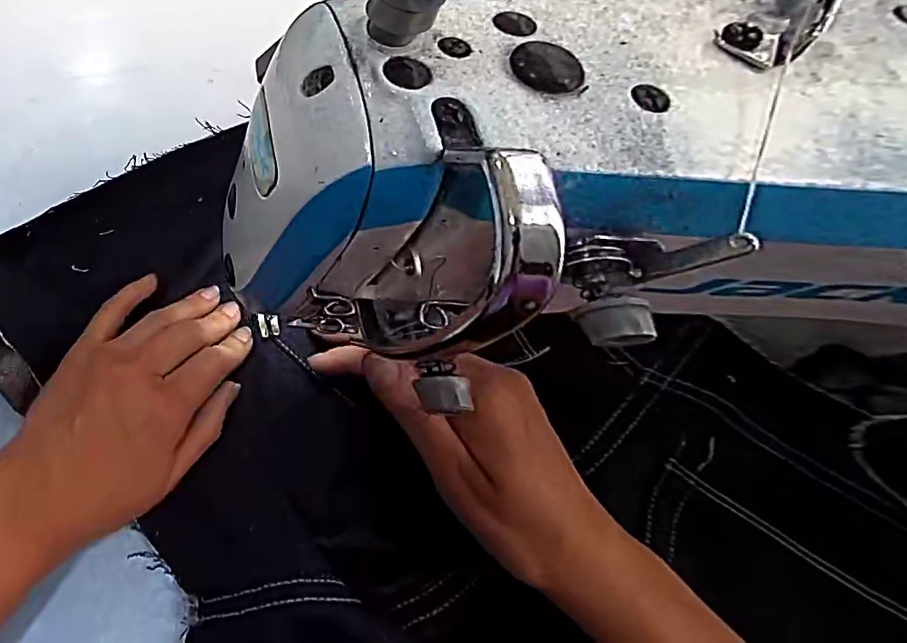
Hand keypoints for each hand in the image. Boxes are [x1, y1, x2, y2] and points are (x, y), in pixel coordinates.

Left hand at [0, 276, 252, 557]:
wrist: (36, 494)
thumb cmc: (108, 494)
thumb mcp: (169, 476)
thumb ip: (206, 429)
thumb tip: (231, 387)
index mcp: (167, 408)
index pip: (212, 363)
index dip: (233, 347)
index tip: (246, 335)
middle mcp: (142, 372)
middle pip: (189, 335)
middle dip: (217, 320)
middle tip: (234, 309)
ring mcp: (110, 355)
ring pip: (159, 319)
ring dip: (188, 304)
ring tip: (209, 294)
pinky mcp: (84, 348)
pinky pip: (112, 310)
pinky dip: (133, 291)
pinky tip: (152, 280)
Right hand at [307, 347, 620, 591]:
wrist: (582, 551)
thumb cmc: (516, 523)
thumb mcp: (452, 471)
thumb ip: (414, 411)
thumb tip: (376, 363)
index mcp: (482, 387)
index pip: (408, 357)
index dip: (361, 354)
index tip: (324, 358)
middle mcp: (497, 373)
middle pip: (424, 356)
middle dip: (384, 366)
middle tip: (341, 375)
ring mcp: (510, 384)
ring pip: (441, 368)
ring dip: (409, 381)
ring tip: (382, 401)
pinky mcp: (515, 399)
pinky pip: (460, 380)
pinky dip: (433, 391)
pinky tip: (427, 417)